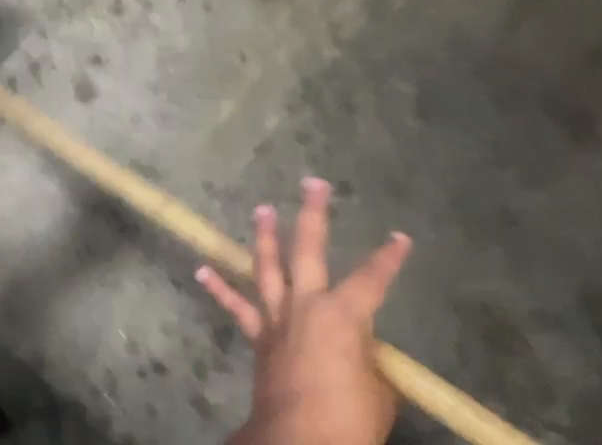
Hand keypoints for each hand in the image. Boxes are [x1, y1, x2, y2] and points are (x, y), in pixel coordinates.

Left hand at [196, 177, 412, 444]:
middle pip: (309, 249)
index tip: (399, 237)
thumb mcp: (378, 388)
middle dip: (312, 214)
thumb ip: (367, 359)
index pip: (373, 279)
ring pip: (268, 266)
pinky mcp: (258, 336)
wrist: (301, 437)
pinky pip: (236, 307)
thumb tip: (355, 352)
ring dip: (264, 237)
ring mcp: (277, 317)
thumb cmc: (351, 417)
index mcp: (344, 314)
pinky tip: (201, 269)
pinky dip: (218, 287)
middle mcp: (306, 304)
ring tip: (261, 208)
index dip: (388, 259)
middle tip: (312, 183)